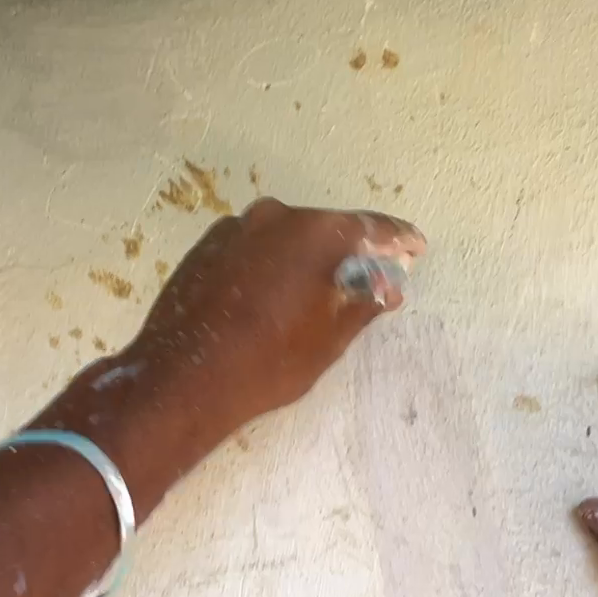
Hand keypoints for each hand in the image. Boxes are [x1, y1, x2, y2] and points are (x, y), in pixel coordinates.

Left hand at [128, 198, 425, 438]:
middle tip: (374, 268)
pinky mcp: (205, 248)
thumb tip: (389, 283)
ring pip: (286, 236)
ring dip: (308, 255)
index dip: (397, 239)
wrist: (181, 380)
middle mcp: (272, 216)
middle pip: (326, 227)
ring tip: (324, 283)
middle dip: (352, 248)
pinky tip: (278, 288)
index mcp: (312, 231)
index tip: (415, 246)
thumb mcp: (330, 338)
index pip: (369, 227)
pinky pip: (255, 247)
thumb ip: (365, 300)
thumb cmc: (268, 361)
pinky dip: (274, 261)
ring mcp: (233, 229)